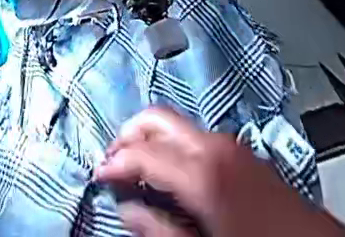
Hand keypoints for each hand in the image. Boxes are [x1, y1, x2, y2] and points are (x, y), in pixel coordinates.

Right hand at [95, 107, 344, 236]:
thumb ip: (160, 228)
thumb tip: (127, 210)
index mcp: (202, 168)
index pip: (140, 150)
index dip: (113, 161)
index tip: (99, 175)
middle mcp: (215, 145)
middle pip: (155, 118)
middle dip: (128, 134)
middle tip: (113, 159)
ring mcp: (233, 146)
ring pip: (176, 125)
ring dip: (153, 139)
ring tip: (140, 168)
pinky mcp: (246, 155)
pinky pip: (198, 138)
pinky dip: (176, 146)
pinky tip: (174, 173)